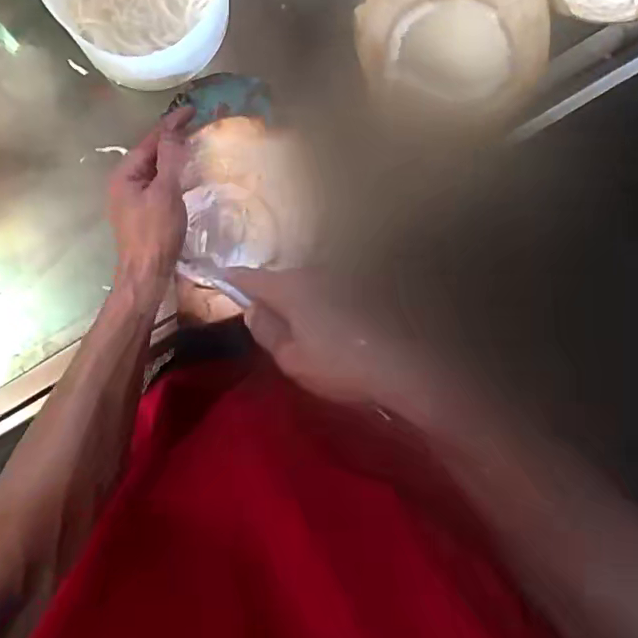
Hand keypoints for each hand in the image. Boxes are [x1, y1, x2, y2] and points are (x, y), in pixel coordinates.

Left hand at [107, 107, 193, 301]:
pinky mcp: (139, 212)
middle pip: (149, 153)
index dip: (171, 124)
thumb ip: (169, 159)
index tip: (192, 109)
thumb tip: (172, 130)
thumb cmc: (155, 234)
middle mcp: (122, 183)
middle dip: (170, 138)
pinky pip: (155, 184)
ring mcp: (129, 199)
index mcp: (124, 174)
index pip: (150, 140)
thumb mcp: (165, 192)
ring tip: (192, 142)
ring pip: (152, 169)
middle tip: (195, 124)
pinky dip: (170, 175)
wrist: (145, 275)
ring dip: (171, 156)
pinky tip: (183, 175)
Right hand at [227, 268, 426, 410]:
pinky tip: (337, 328)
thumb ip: (266, 332)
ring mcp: (344, 276)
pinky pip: (333, 291)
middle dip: (272, 295)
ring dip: (303, 300)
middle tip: (268, 319)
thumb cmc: (342, 365)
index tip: (221, 280)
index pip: (250, 277)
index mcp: (289, 287)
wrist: (415, 366)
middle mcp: (313, 272)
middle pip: (281, 280)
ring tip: (307, 328)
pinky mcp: (368, 286)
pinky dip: (327, 304)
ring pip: (310, 285)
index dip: (232, 279)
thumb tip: (253, 310)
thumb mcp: (292, 360)